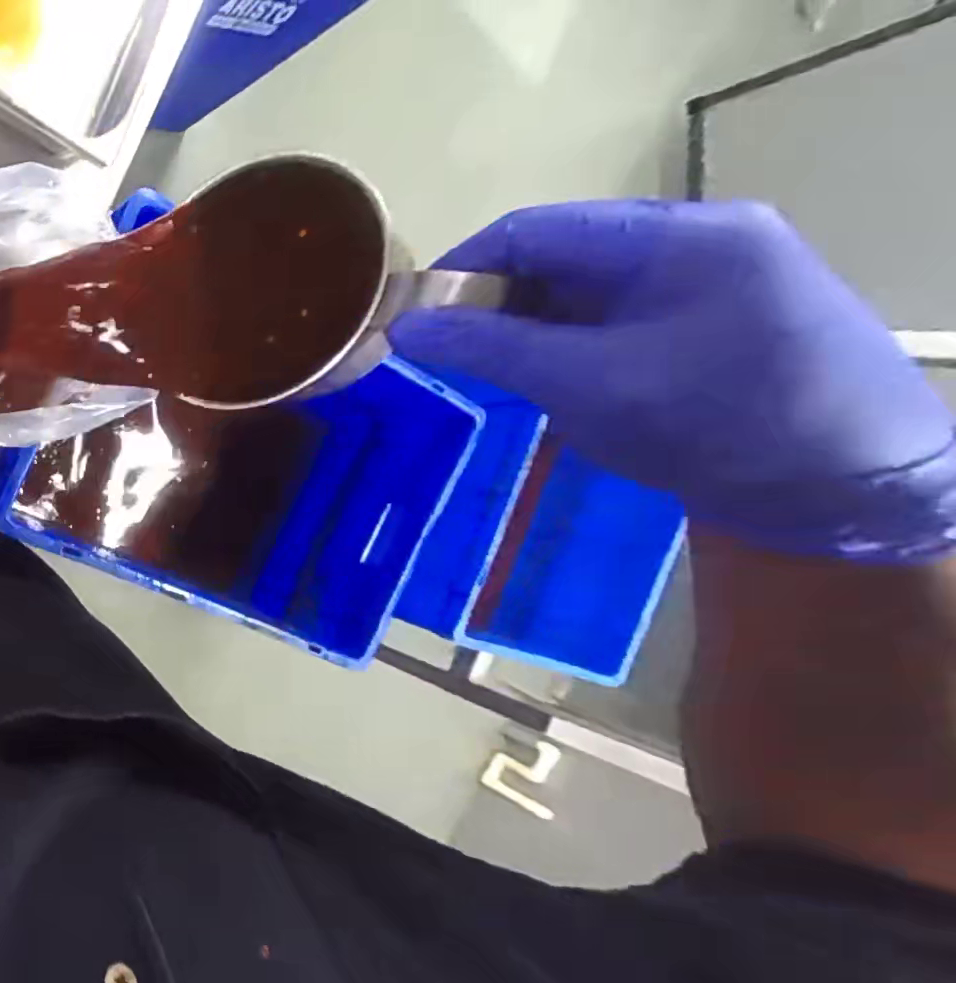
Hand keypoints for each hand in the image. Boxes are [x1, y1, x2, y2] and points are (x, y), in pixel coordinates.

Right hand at [389, 199, 955, 562]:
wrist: (848, 486)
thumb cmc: (716, 422)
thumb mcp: (586, 383)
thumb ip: (489, 348)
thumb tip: (402, 325)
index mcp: (671, 236)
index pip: (529, 230)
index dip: (457, 269)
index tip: (407, 319)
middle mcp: (687, 240)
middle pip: (550, 254)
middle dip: (484, 300)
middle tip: (436, 351)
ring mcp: (697, 277)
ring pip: (572, 286)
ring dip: (516, 323)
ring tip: (478, 368)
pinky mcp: (697, 316)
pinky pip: (601, 313)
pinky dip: (553, 340)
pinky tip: (534, 373)